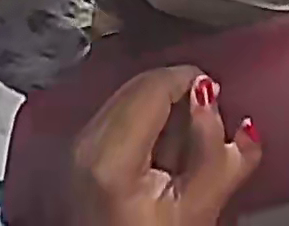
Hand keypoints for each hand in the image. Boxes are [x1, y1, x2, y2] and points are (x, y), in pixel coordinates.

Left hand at [71, 67, 261, 225]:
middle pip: (142, 85)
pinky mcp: (74, 149)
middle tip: (201, 119)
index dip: (190, 79)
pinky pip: (117, 108)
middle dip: (176, 91)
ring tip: (179, 137)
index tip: (214, 97)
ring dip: (159, 102)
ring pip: (129, 93)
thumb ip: (212, 147)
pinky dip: (142, 114)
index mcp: (111, 157)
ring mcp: (76, 145)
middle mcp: (86, 141)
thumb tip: (209, 90)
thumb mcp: (197, 210)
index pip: (156, 84)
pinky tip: (155, 148)